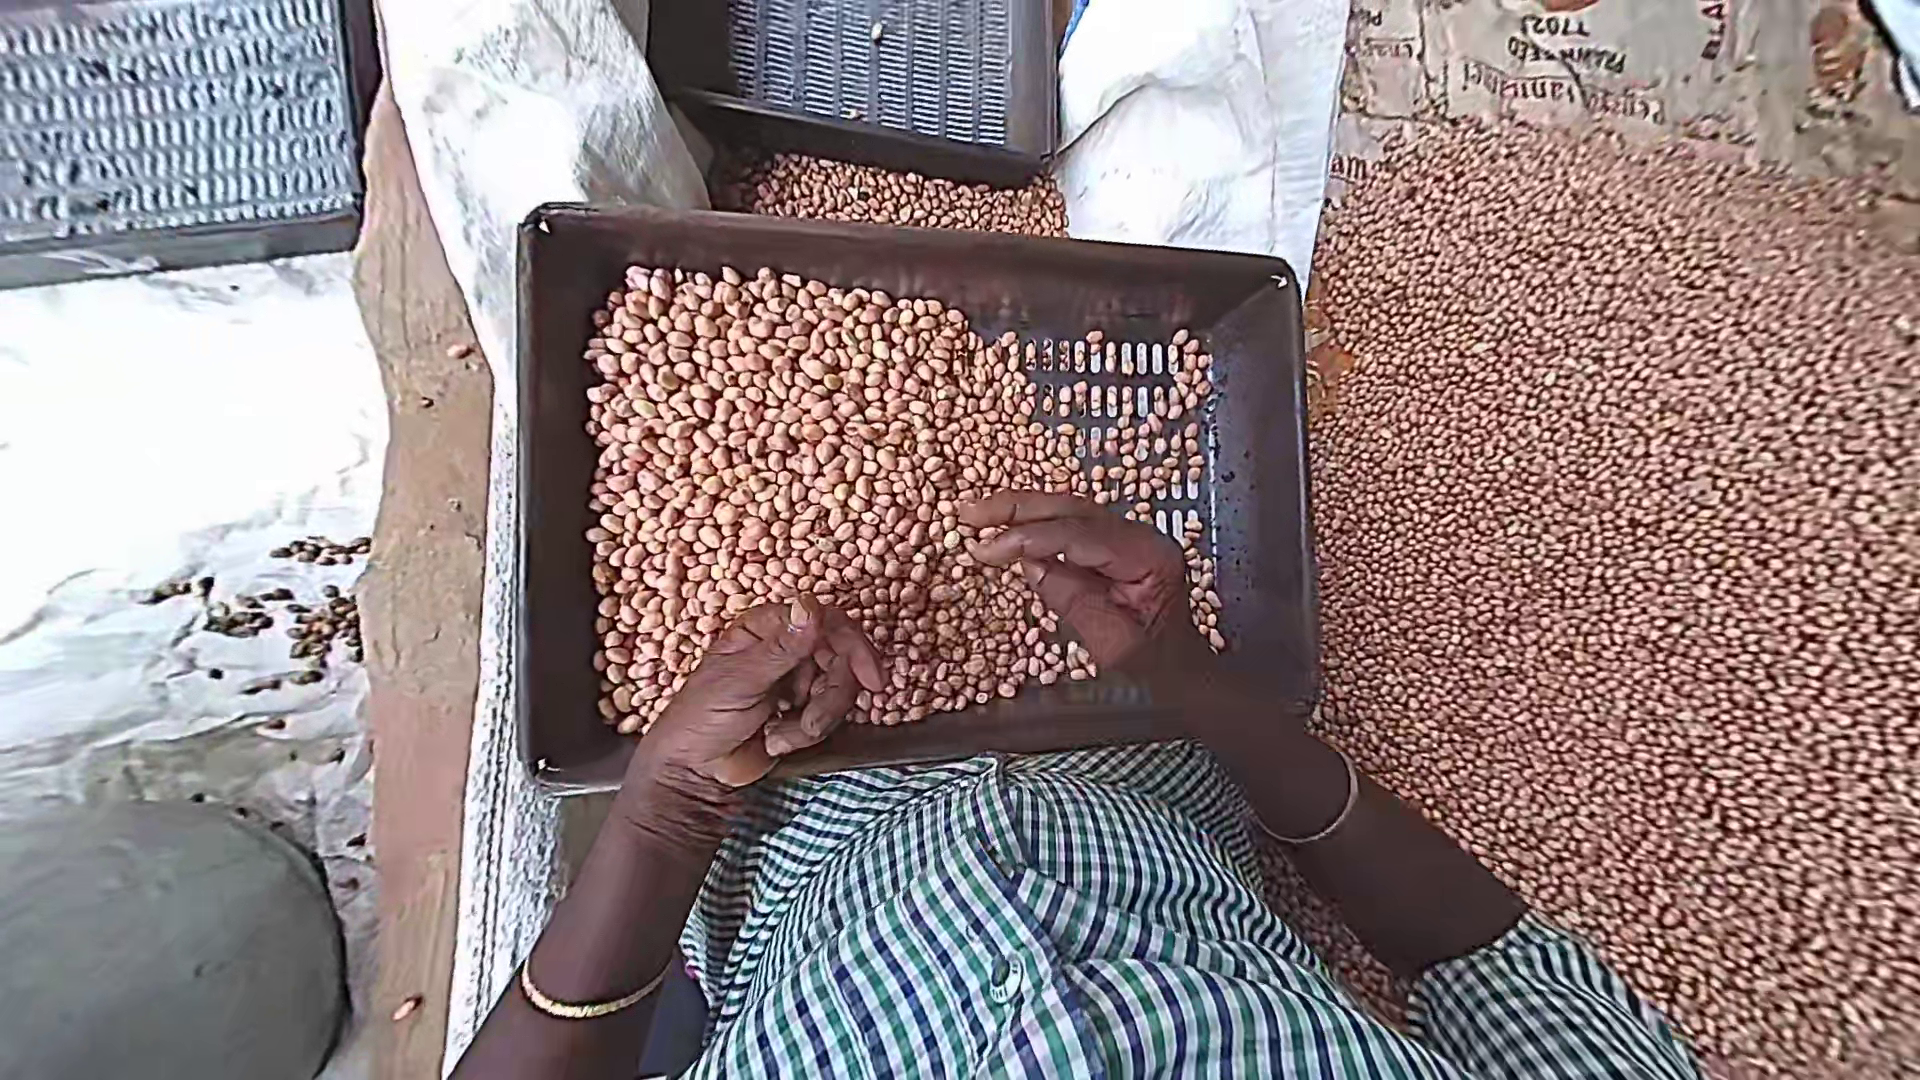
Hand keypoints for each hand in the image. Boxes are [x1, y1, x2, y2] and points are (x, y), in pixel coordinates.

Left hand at [622, 598, 886, 833]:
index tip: (871, 677)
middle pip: (842, 658)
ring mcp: (799, 677)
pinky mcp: (805, 707)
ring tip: (782, 737)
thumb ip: (782, 647)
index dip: (854, 646)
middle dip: (832, 696)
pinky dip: (807, 732)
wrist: (694, 773)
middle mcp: (790, 646)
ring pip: (840, 689)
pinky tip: (777, 740)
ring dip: (817, 719)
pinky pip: (830, 714)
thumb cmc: (702, 718)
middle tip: (813, 722)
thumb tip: (811, 607)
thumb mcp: (740, 680)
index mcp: (769, 628)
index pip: (827, 622)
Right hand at [959, 491, 1208, 678]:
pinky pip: (1068, 525)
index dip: (1028, 538)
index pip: (1079, 535)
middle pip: (1072, 508)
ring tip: (977, 514)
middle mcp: (1140, 535)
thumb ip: (1073, 600)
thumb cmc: (1155, 666)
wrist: (1182, 669)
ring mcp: (1127, 536)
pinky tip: (1004, 526)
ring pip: (1067, 510)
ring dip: (1020, 510)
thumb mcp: (1113, 644)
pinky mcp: (1111, 544)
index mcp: (1149, 557)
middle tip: (970, 513)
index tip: (985, 550)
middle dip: (1018, 508)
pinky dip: (1033, 524)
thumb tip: (1029, 563)